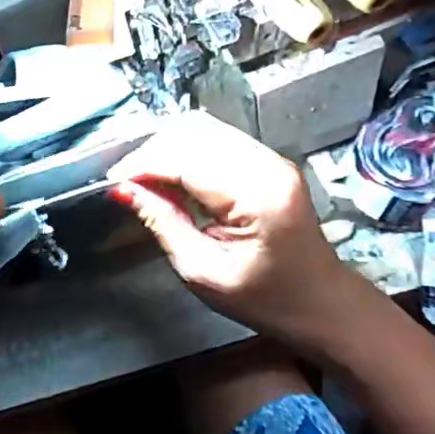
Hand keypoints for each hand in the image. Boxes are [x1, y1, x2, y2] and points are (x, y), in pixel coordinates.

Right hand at [110, 112, 368, 350]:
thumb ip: (163, 224)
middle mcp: (268, 165)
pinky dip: (185, 151)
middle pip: (195, 133)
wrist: (321, 303)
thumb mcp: (203, 272)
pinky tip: (170, 174)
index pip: (187, 159)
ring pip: (204, 130)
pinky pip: (217, 140)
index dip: (143, 165)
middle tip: (125, 182)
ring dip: (166, 148)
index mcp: (258, 195)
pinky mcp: (268, 161)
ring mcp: (271, 159)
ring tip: (142, 178)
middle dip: (151, 152)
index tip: (114, 182)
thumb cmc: (266, 300)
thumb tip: (124, 191)